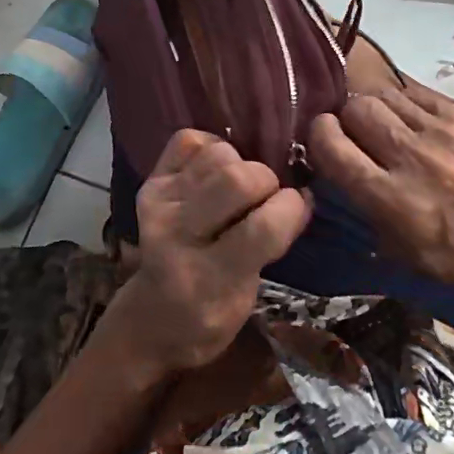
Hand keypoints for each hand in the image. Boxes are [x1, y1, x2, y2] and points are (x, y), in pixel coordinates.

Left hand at [96, 130, 311, 383]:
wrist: (155, 313)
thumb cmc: (212, 312)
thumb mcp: (248, 296)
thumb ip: (271, 245)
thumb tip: (304, 194)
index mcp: (206, 277)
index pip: (262, 227)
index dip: (291, 208)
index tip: (298, 207)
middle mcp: (174, 233)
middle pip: (236, 179)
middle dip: (266, 181)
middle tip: (267, 198)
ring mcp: (157, 202)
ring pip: (217, 153)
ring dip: (240, 164)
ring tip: (240, 189)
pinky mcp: (149, 181)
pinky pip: (189, 140)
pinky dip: (211, 147)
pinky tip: (216, 173)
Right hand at [310, 85, 453, 293]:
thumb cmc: (444, 250)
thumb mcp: (389, 245)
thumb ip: (354, 201)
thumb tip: (324, 163)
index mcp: (390, 198)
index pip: (333, 146)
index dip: (318, 135)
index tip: (320, 136)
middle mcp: (412, 160)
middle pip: (357, 109)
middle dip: (346, 116)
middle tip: (351, 130)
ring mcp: (440, 134)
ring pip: (383, 95)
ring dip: (373, 108)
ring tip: (379, 124)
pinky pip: (413, 94)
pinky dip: (403, 104)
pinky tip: (408, 121)